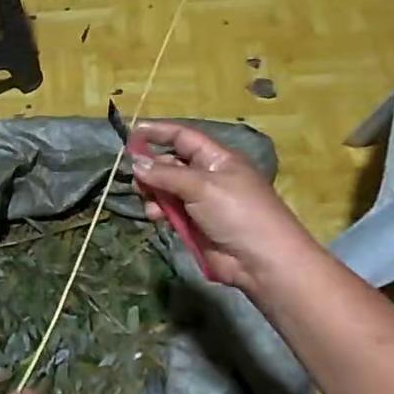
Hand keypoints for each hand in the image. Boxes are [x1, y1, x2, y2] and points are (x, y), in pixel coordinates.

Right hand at [129, 120, 319, 294]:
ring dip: (154, 193)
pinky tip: (155, 217)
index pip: (184, 137)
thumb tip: (137, 163)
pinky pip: (171, 212)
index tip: (132, 133)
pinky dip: (160, 212)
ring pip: (167, 190)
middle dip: (152, 168)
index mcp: (217, 158)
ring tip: (147, 201)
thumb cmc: (237, 213)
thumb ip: (167, 174)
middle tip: (135, 178)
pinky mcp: (196, 226)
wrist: (261, 261)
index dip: (159, 132)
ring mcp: (202, 202)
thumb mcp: (202, 186)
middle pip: (172, 164)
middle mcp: (209, 176)